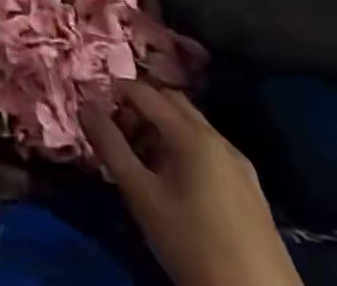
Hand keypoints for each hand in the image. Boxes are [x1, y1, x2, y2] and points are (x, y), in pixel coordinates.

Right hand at [83, 83, 301, 285]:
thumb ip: (112, 148)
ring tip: (141, 160)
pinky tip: (176, 184)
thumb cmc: (192, 245)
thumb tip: (87, 108)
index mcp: (191, 135)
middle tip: (117, 132)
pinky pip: (210, 150)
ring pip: (193, 126)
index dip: (117, 91)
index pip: (147, 93)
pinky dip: (185, 148)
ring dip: (163, 128)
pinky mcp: (250, 187)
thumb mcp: (142, 197)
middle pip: (173, 103)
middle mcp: (218, 138)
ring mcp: (238, 162)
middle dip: (141, 107)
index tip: (95, 104)